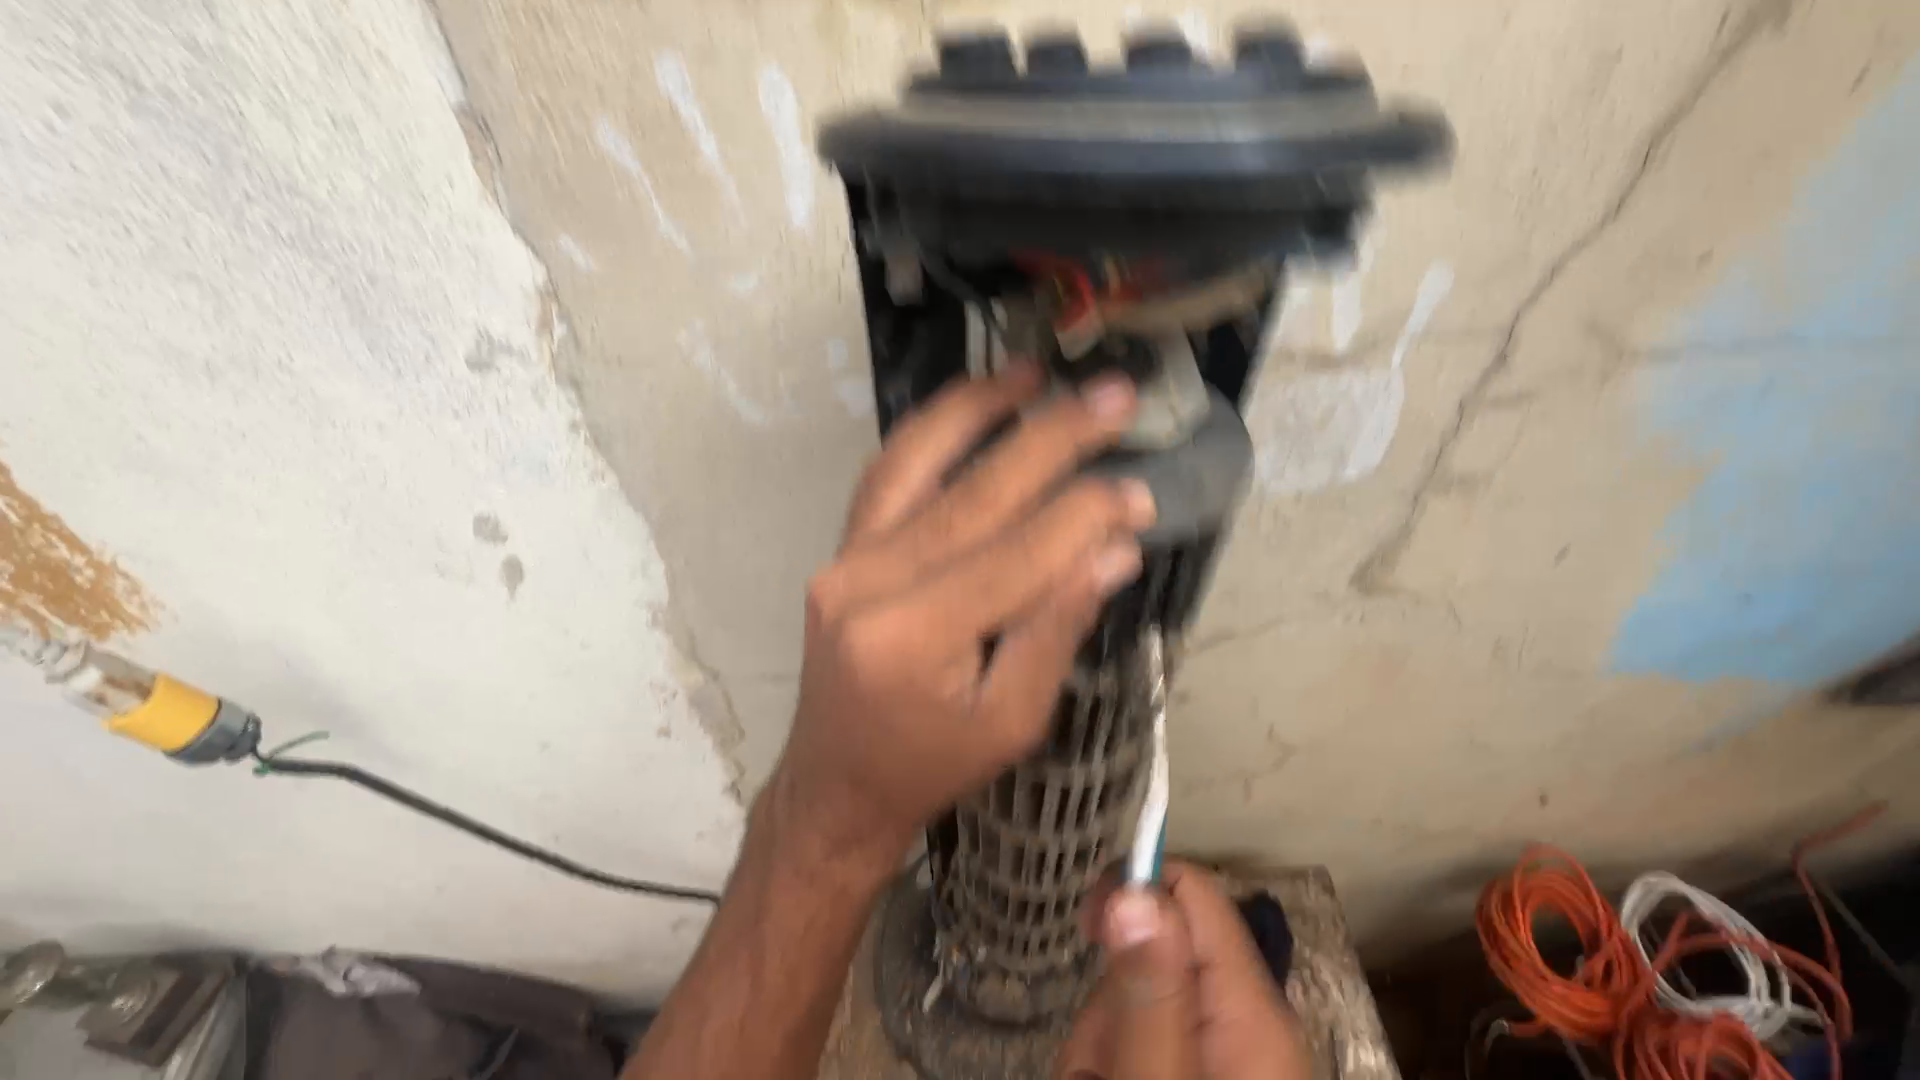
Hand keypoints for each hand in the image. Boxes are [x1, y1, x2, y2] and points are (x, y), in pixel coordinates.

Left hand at [772, 364, 1156, 870]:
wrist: (838, 783)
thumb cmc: (932, 765)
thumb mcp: (1012, 722)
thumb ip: (1056, 630)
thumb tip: (1113, 549)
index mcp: (913, 638)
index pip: (1015, 555)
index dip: (1083, 516)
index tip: (1138, 491)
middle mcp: (867, 584)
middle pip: (973, 494)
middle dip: (1052, 440)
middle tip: (1115, 397)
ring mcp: (842, 562)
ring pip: (915, 463)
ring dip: (977, 408)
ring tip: (1033, 371)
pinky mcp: (838, 553)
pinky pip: (884, 477)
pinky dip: (929, 433)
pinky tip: (968, 405)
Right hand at [1057, 862, 1311, 1079]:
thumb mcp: (1157, 1077)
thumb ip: (1150, 988)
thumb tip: (1134, 887)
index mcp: (1254, 1005)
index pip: (1192, 888)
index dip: (1133, 888)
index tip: (1088, 928)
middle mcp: (1250, 1013)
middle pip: (1156, 948)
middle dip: (1110, 999)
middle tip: (1097, 1058)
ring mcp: (1232, 1044)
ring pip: (1140, 995)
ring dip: (1104, 1037)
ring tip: (1098, 1075)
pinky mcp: (1214, 1063)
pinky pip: (1149, 1032)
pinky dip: (1115, 1056)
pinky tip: (1111, 1076)